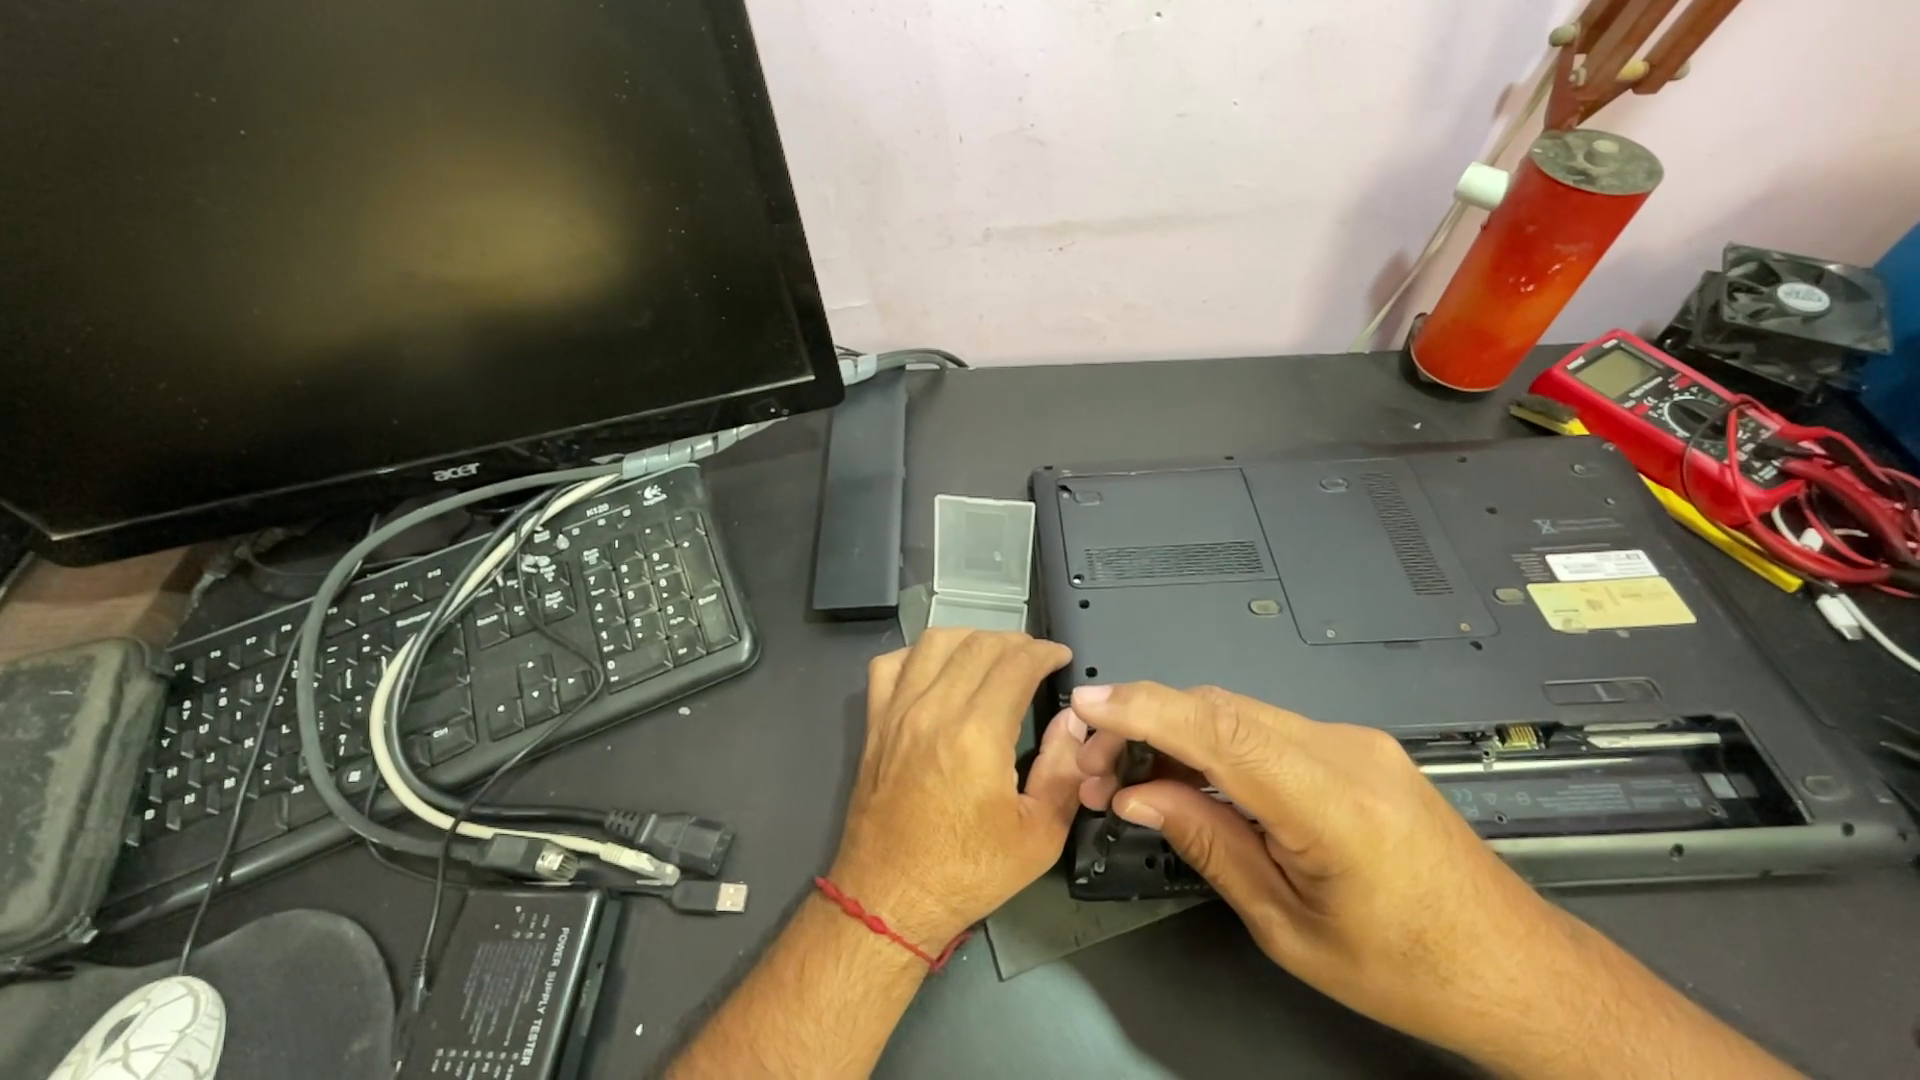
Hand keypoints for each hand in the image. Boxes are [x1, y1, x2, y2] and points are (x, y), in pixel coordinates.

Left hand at [830, 629, 1085, 949]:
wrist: (892, 898)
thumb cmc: (968, 871)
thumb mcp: (1040, 835)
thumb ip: (1064, 770)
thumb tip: (1072, 722)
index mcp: (977, 734)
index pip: (1016, 663)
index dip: (1044, 652)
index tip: (1060, 657)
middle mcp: (933, 711)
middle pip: (977, 644)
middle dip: (1015, 641)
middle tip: (1034, 658)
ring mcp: (897, 713)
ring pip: (933, 643)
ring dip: (969, 639)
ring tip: (991, 657)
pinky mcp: (875, 724)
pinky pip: (889, 665)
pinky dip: (917, 655)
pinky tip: (936, 671)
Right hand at [1070, 682, 1591, 1058]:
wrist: (1508, 964)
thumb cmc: (1409, 965)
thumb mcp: (1285, 925)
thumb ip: (1207, 845)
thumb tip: (1140, 798)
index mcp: (1335, 805)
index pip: (1219, 729)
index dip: (1143, 709)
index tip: (1088, 705)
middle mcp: (1348, 755)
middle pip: (1219, 708)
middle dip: (1143, 723)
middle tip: (1093, 764)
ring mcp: (1355, 744)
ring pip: (1238, 712)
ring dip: (1175, 732)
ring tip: (1128, 775)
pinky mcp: (1354, 749)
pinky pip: (1266, 728)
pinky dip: (1213, 742)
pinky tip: (1186, 774)